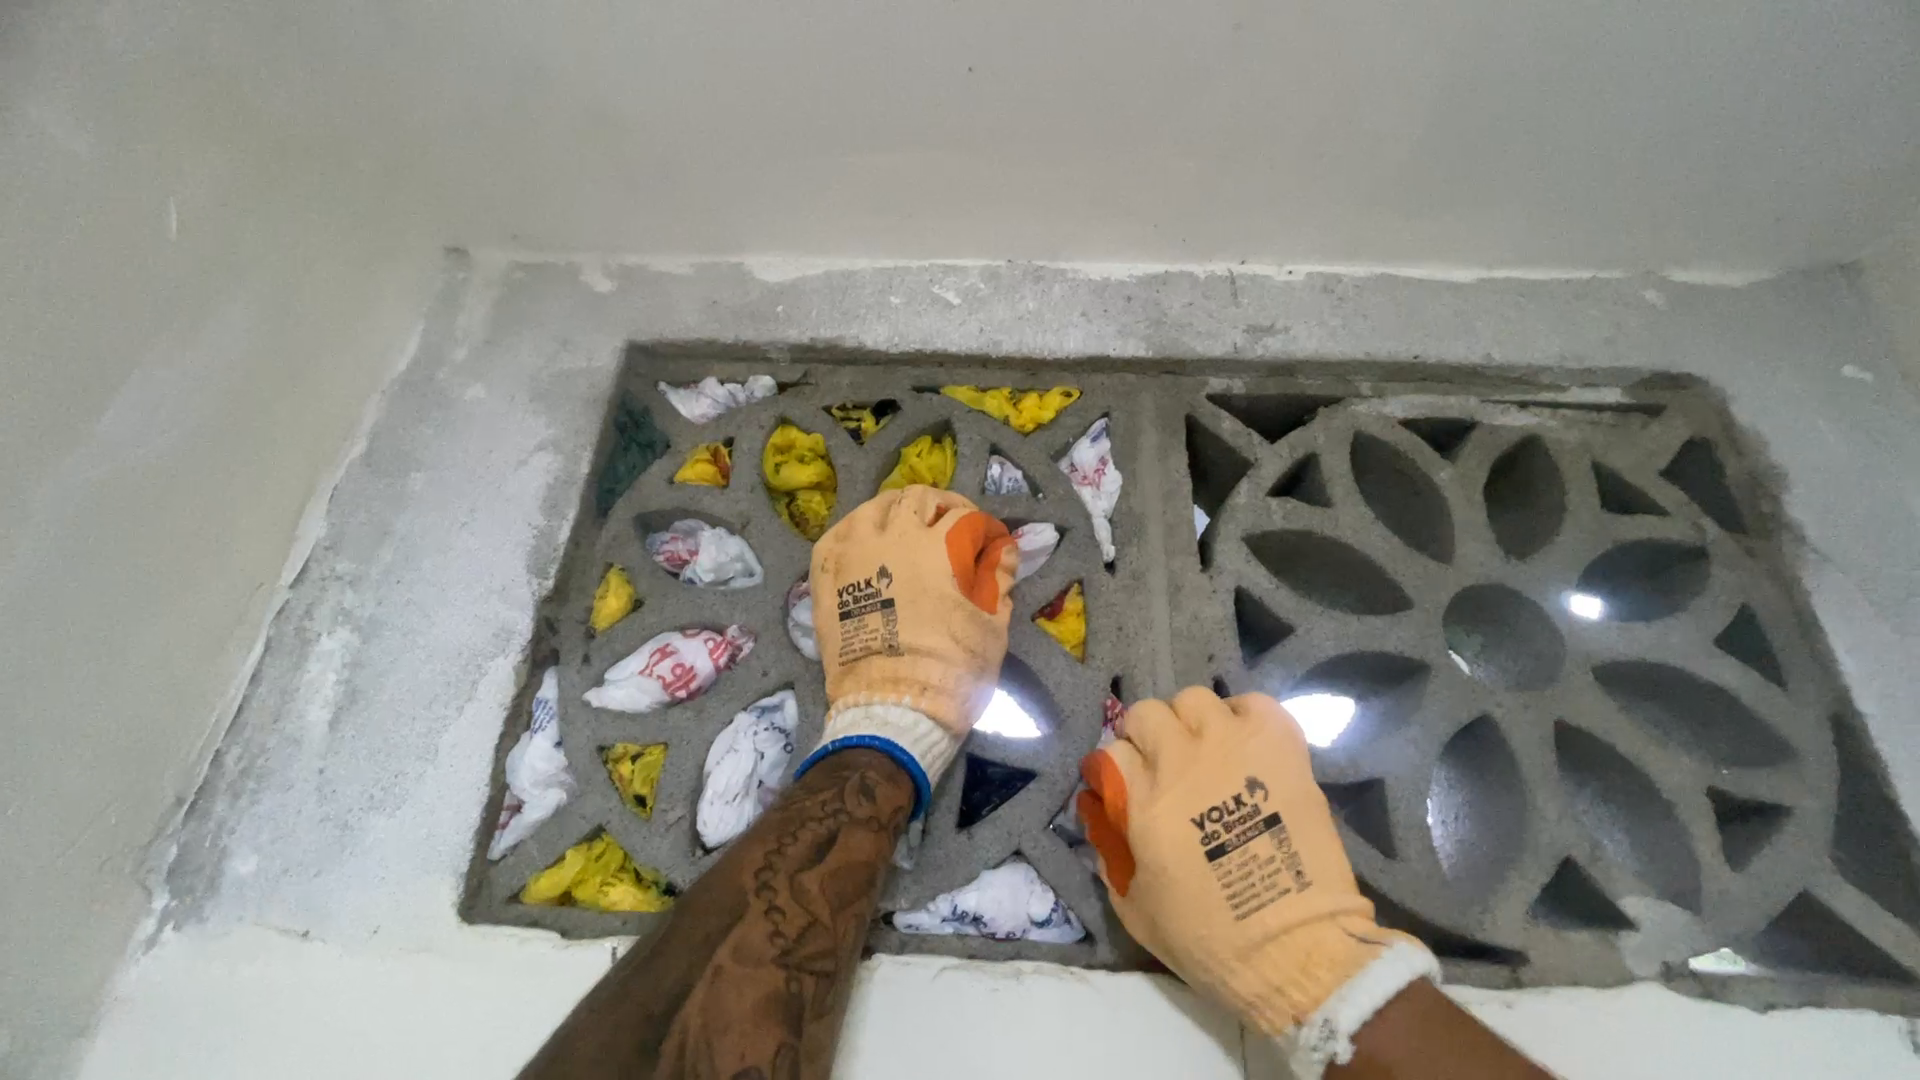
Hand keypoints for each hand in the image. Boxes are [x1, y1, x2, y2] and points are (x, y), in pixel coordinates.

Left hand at [796, 486, 1017, 816]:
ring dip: (895, 510)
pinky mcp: (829, 576)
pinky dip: (855, 529)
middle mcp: (897, 538)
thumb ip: (998, 579)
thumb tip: (1002, 552)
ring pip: (874, 508)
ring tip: (904, 527)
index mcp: (943, 547)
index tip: (987, 542)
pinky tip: (865, 540)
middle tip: (948, 524)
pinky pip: (837, 534)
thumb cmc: (953, 669)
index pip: (966, 516)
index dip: (982, 526)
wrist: (895, 707)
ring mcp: (857, 553)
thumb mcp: (993, 625)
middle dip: (940, 506)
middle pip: (918, 499)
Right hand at [1077, 688, 1437, 1072]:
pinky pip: (1254, 703)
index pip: (1110, 753)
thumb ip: (1108, 850)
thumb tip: (1098, 809)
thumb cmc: (1208, 938)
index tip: (1121, 785)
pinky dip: (1244, 717)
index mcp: (1142, 803)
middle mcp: (1182, 763)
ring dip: (1192, 723)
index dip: (1113, 770)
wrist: (1296, 949)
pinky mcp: (1281, 748)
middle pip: (1146, 714)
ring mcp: (1234, 749)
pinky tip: (1244, 744)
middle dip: (1146, 738)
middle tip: (1163, 766)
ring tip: (1206, 751)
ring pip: (1195, 700)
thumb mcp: (1133, 905)